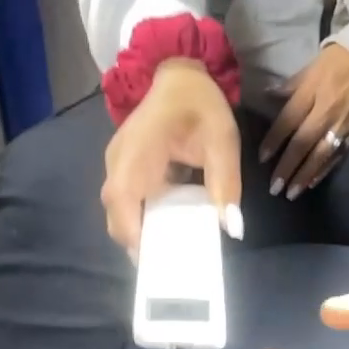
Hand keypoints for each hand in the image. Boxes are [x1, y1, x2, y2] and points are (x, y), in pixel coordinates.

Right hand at [103, 59, 242, 252]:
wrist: (180, 77)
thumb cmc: (199, 104)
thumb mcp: (222, 139)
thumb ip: (226, 182)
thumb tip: (232, 228)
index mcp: (136, 152)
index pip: (120, 199)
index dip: (133, 234)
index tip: (156, 261)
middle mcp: (118, 164)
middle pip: (116, 218)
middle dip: (139, 246)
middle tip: (170, 271)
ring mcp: (118, 170)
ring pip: (120, 218)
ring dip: (143, 239)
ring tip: (171, 261)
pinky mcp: (126, 176)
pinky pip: (129, 209)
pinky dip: (145, 227)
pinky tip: (169, 239)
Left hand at [260, 44, 348, 199]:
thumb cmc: (337, 62)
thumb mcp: (309, 68)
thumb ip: (289, 87)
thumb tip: (266, 96)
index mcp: (311, 92)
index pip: (288, 120)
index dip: (274, 140)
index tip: (262, 158)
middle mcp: (325, 111)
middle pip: (302, 143)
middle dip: (287, 167)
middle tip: (274, 188)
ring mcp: (341, 125)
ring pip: (319, 155)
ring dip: (304, 176)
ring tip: (291, 194)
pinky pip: (336, 156)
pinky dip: (323, 171)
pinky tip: (311, 183)